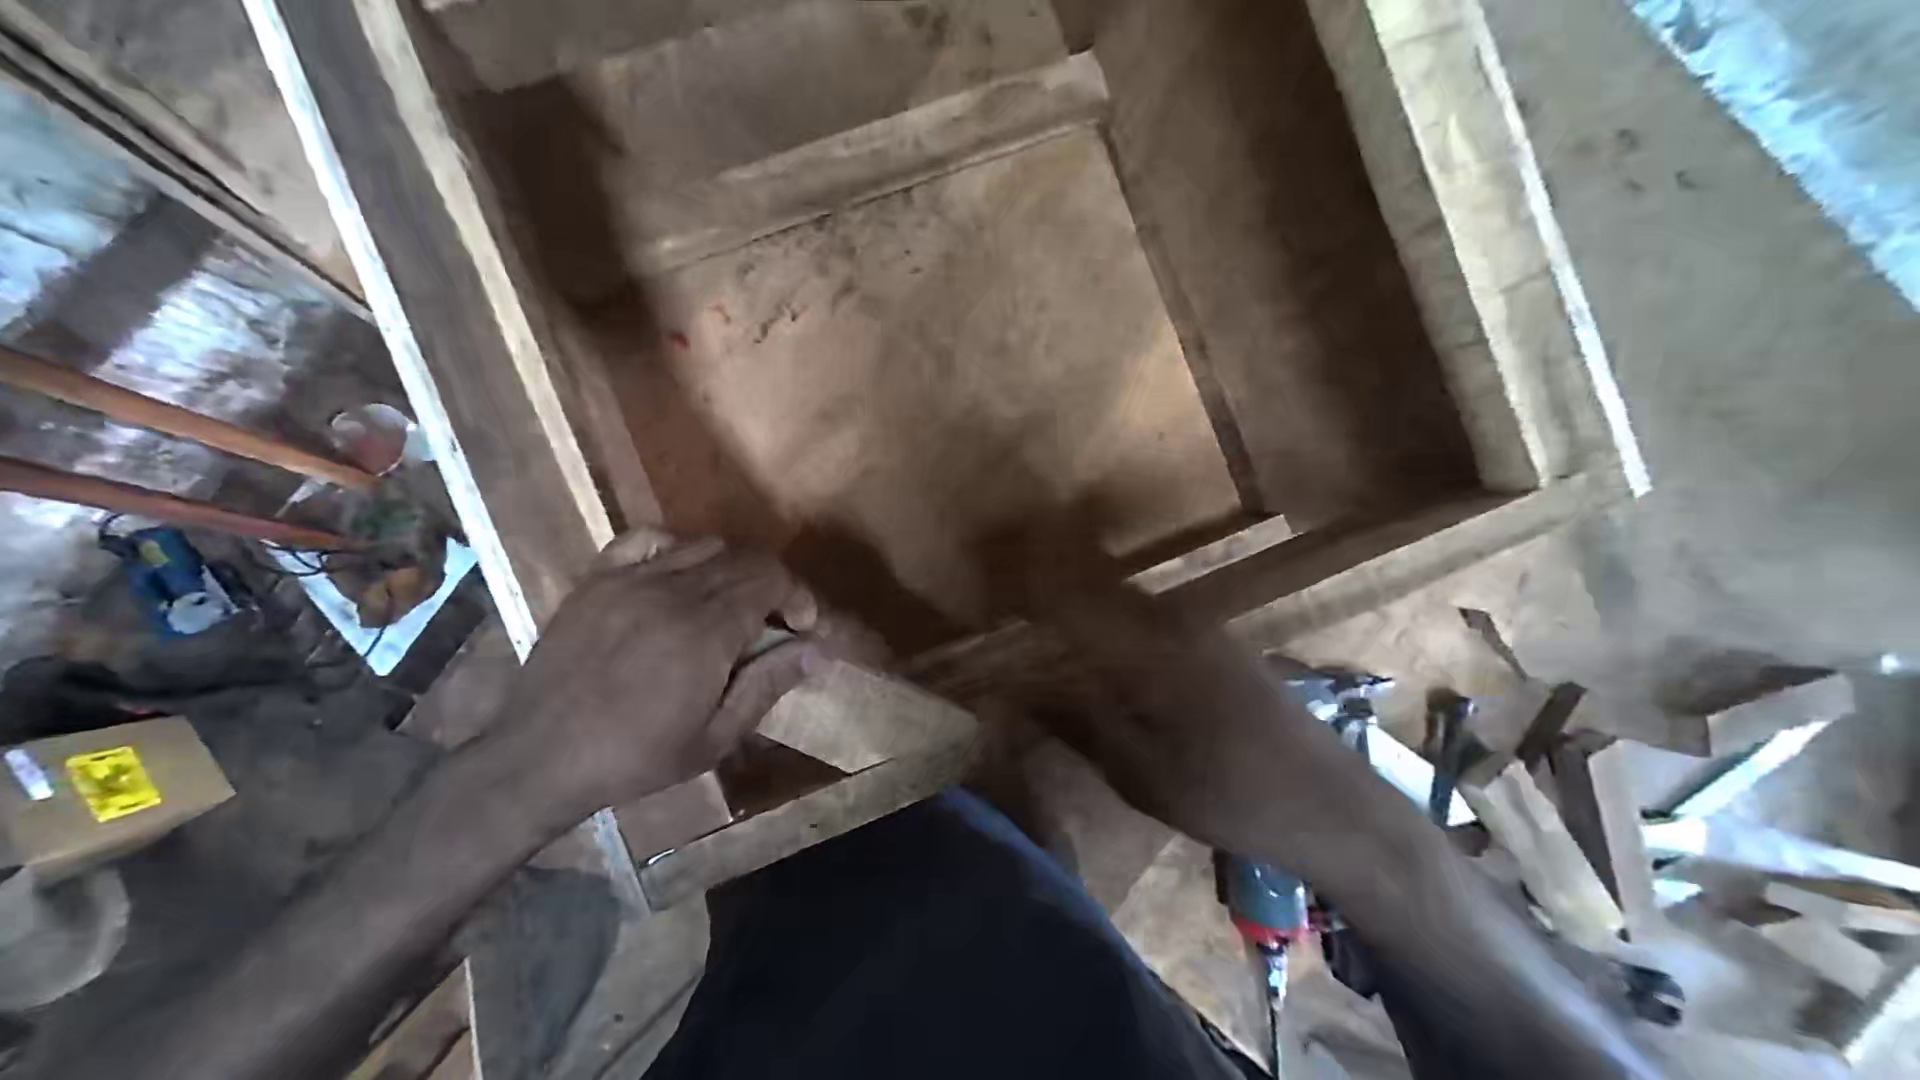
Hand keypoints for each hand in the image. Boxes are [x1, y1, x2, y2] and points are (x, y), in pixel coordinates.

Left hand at [496, 531, 837, 815]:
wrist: (539, 757)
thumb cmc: (636, 756)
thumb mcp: (715, 738)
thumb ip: (768, 684)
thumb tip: (817, 649)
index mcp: (706, 631)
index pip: (773, 579)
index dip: (798, 596)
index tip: (802, 626)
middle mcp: (673, 591)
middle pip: (746, 557)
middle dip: (774, 583)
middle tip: (773, 620)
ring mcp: (630, 579)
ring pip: (705, 544)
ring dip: (733, 567)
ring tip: (730, 602)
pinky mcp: (598, 578)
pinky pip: (647, 538)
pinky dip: (677, 546)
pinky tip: (679, 575)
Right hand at [1023, 546, 1414, 880]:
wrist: (1336, 806)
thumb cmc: (1231, 798)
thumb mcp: (1140, 775)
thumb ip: (1077, 722)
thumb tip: (1019, 690)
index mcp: (1150, 648)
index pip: (1070, 598)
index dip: (1026, 582)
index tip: (988, 578)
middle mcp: (1174, 620)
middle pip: (1096, 583)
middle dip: (1047, 575)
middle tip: (1004, 580)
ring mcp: (1202, 626)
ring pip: (1123, 596)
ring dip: (1080, 592)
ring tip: (1039, 602)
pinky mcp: (1219, 640)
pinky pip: (1149, 613)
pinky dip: (1112, 613)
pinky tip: (1097, 635)